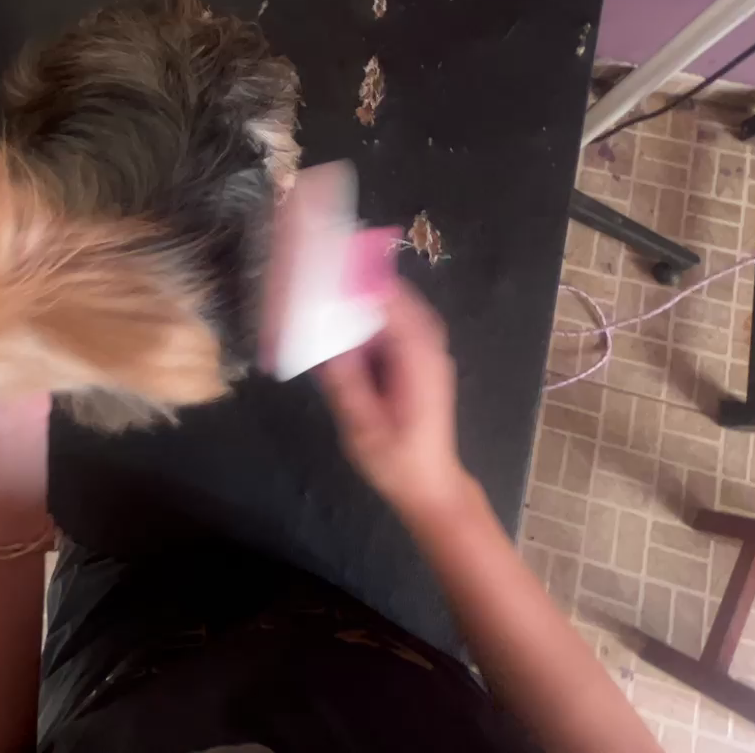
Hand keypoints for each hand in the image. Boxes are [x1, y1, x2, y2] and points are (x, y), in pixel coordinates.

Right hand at [317, 282, 468, 520]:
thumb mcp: (363, 429)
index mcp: (418, 361)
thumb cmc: (399, 462)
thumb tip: (323, 346)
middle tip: (324, 272)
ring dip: (365, 299)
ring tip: (329, 290)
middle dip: (362, 283)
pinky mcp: (417, 363)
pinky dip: (370, 318)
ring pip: (396, 311)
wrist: (430, 487)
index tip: (333, 267)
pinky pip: (394, 328)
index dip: (365, 283)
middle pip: (397, 300)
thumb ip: (346, 385)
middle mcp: (427, 350)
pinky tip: (344, 321)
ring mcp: (425, 355)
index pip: (394, 306)